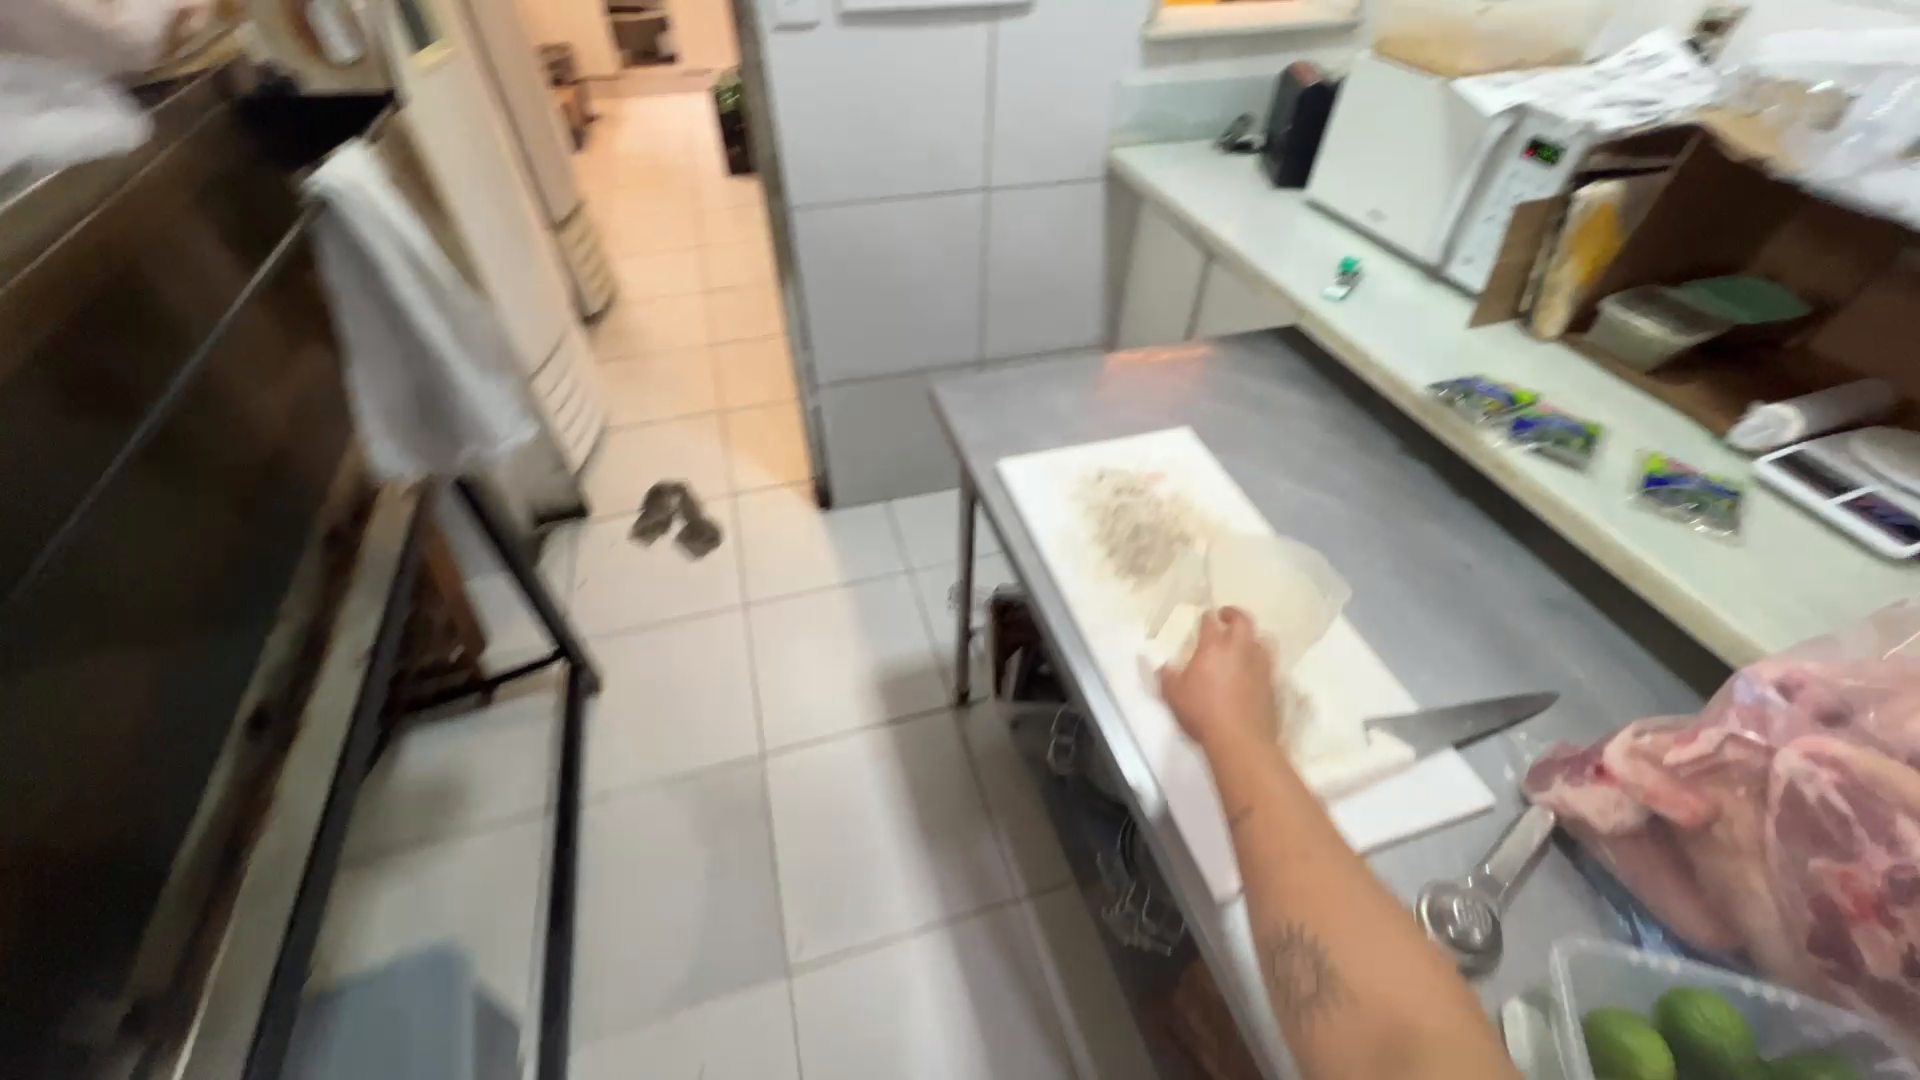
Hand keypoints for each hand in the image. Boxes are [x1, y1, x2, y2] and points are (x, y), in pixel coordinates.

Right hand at [1158, 607, 1278, 753]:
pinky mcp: (1272, 684)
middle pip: (1243, 621)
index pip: (1210, 622)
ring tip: (1245, 642)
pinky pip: (1269, 663)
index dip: (1206, 617)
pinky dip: (1260, 660)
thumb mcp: (1173, 695)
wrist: (1240, 740)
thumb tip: (1164, 666)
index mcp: (1213, 647)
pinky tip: (1252, 670)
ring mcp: (1260, 666)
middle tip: (1226, 617)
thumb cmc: (1202, 713)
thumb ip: (1167, 676)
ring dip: (1253, 636)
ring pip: (1263, 640)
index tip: (1205, 616)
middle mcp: (1240, 650)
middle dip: (1234, 614)